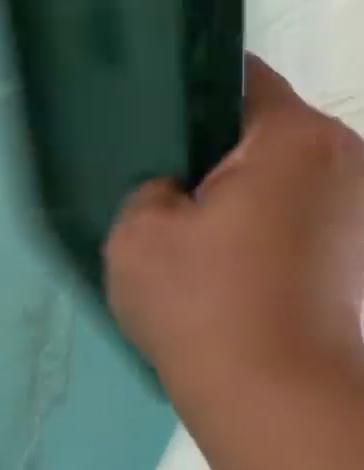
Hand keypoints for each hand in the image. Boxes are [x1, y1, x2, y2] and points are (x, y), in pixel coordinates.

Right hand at [105, 55, 363, 425]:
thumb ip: (148, 192)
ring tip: (186, 250)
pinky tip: (220, 274)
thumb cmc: (198, 299)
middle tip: (156, 207)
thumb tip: (170, 186)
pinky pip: (293, 217)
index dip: (189, 98)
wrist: (271, 378)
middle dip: (210, 161)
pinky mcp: (354, 243)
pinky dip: (255, 235)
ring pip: (278, 179)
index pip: (242, 83)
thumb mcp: (136, 237)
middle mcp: (344, 153)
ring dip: (233, 202)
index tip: (149, 130)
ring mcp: (358, 200)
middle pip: (263, 135)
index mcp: (291, 138)